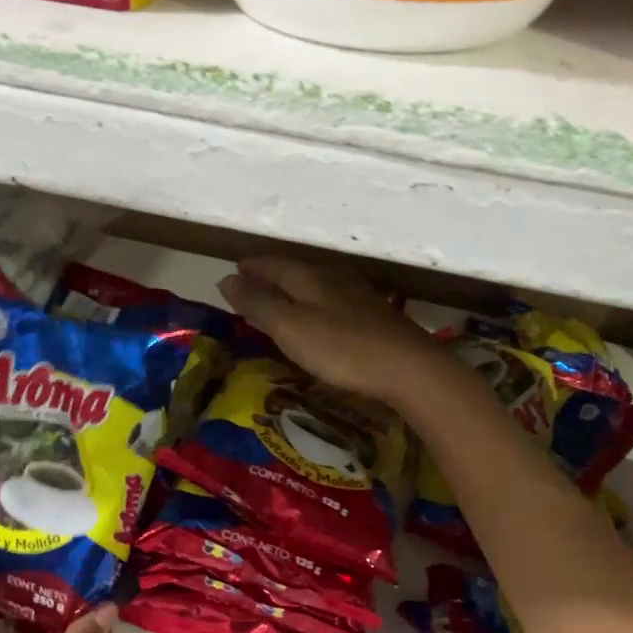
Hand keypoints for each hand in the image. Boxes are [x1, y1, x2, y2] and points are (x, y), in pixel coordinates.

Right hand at [219, 257, 444, 405]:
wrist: (407, 367)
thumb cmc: (340, 347)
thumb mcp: (289, 327)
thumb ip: (258, 304)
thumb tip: (226, 279)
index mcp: (308, 277)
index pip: (272, 265)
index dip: (252, 268)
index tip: (233, 271)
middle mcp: (332, 278)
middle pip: (295, 271)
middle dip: (271, 276)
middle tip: (250, 283)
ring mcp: (356, 296)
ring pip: (315, 285)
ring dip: (293, 289)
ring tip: (278, 299)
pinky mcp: (372, 316)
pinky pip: (331, 301)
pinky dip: (313, 304)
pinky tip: (316, 316)